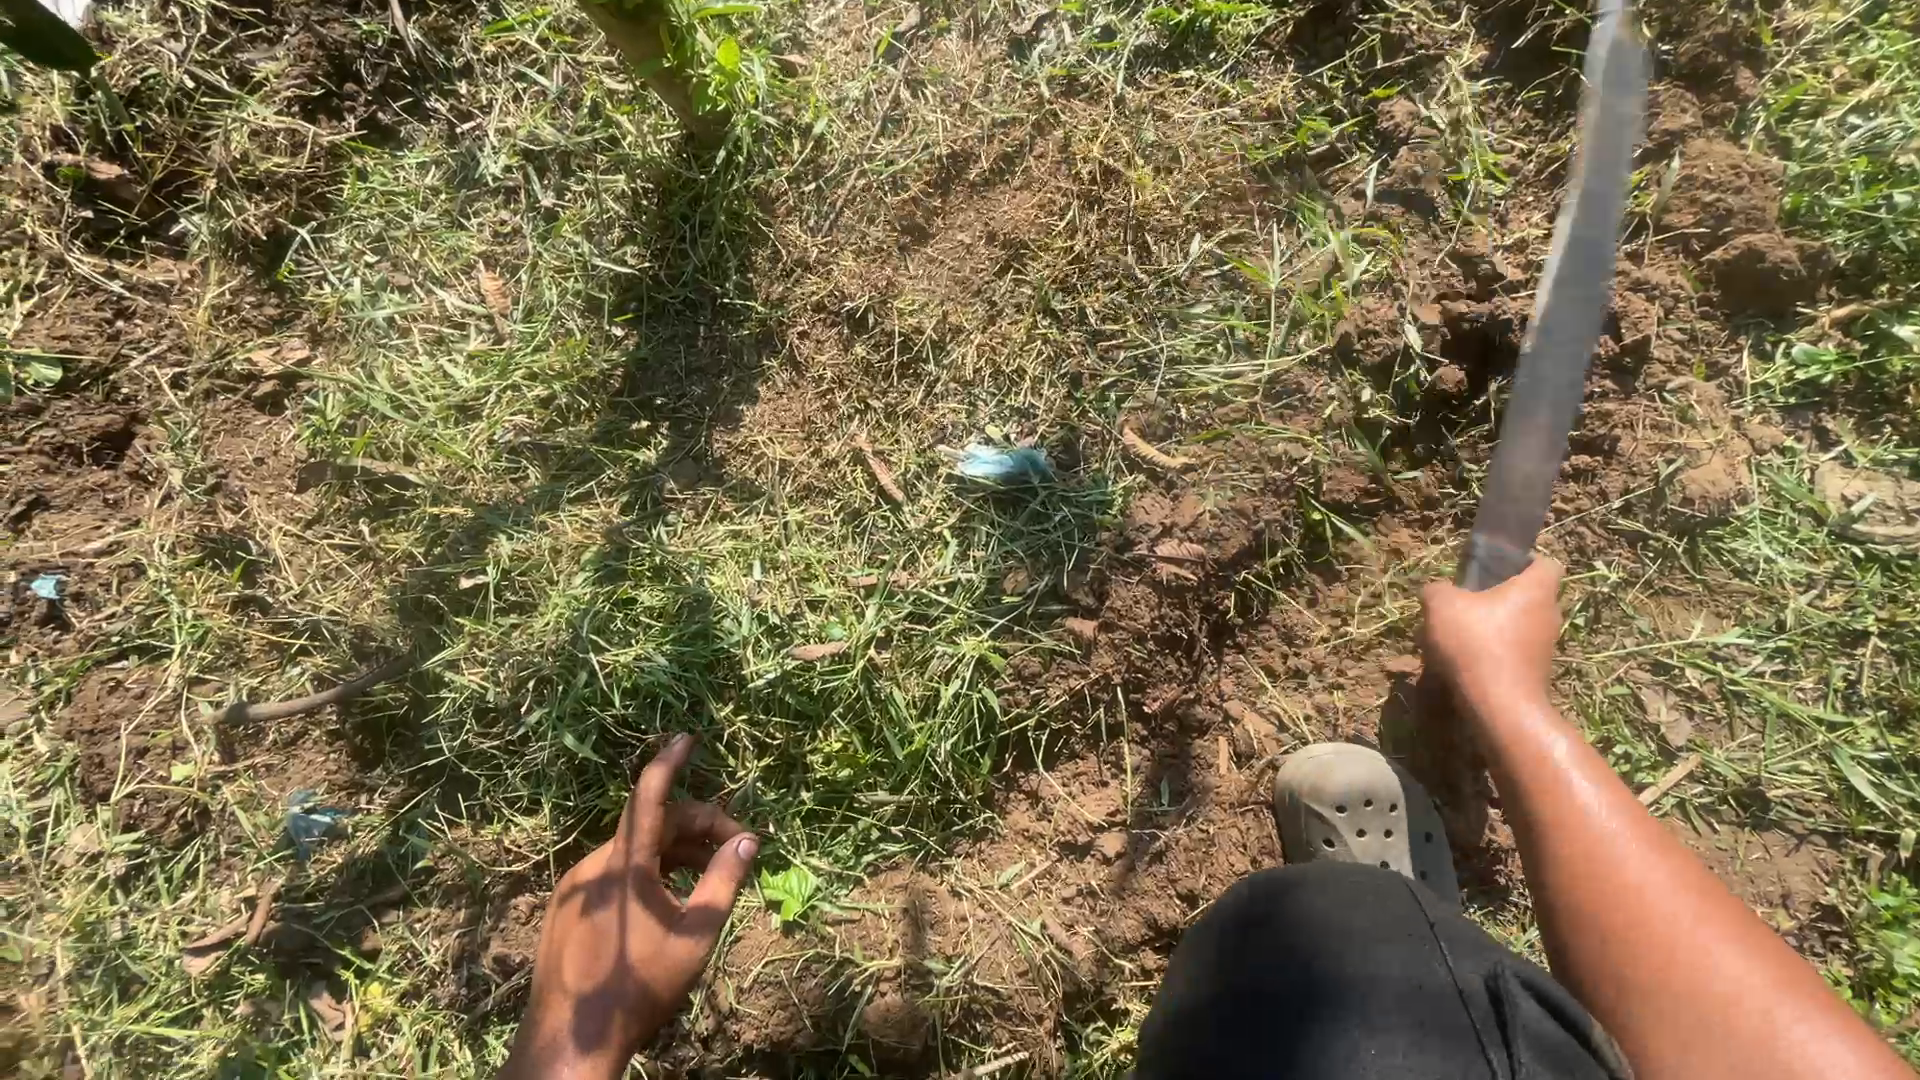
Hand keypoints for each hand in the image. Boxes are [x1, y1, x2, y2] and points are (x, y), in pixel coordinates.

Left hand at [501, 735, 757, 1079]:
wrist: (568, 1046)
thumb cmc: (640, 987)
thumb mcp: (696, 934)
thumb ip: (725, 881)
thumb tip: (749, 841)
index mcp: (625, 865)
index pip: (649, 797)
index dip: (668, 764)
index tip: (686, 738)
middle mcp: (596, 866)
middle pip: (655, 827)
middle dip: (699, 829)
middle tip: (736, 850)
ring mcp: (577, 887)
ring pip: (637, 850)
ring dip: (677, 853)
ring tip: (709, 876)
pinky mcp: (567, 908)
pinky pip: (617, 872)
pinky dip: (651, 871)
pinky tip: (671, 898)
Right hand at [1420, 556, 1563, 719]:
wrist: (1498, 701)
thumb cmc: (1475, 641)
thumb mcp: (1441, 604)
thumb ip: (1437, 589)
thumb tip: (1437, 591)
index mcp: (1535, 590)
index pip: (1546, 563)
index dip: (1523, 560)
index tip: (1495, 567)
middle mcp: (1549, 614)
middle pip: (1527, 595)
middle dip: (1497, 596)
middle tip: (1464, 601)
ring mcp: (1545, 645)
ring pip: (1516, 624)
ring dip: (1490, 625)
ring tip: (1454, 634)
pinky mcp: (1535, 670)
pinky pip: (1511, 650)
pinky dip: (1490, 650)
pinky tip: (1461, 659)